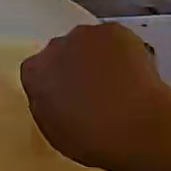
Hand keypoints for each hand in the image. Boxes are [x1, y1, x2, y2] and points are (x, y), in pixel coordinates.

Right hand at [21, 23, 170, 170]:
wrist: (134, 126)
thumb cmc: (91, 139)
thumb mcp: (55, 131)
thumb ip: (48, 104)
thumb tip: (56, 93)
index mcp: (35, 72)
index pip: (37, 70)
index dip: (53, 82)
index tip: (67, 96)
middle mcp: (56, 46)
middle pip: (62, 51)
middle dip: (74, 65)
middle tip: (94, 89)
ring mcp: (87, 35)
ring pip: (89, 42)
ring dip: (98, 56)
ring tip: (118, 82)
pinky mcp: (116, 30)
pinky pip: (114, 39)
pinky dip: (122, 51)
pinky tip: (133, 72)